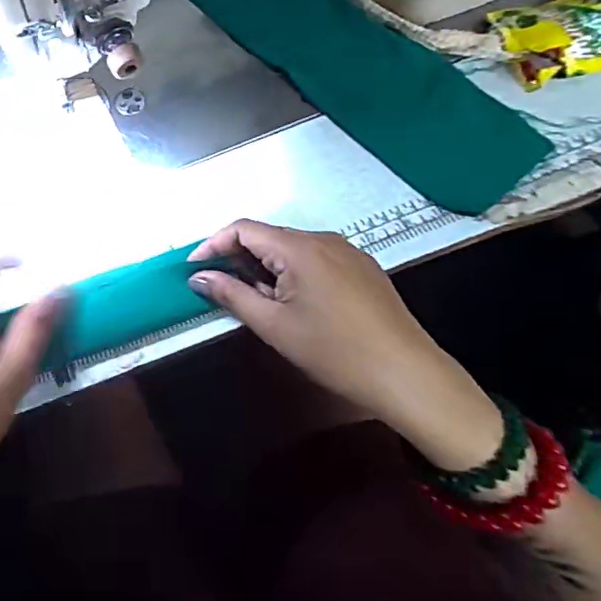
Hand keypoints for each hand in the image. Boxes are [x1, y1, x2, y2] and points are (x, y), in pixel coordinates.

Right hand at [188, 220, 502, 471]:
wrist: (405, 372)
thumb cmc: (334, 351)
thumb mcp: (274, 326)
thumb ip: (233, 295)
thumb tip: (199, 276)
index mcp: (299, 247)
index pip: (244, 228)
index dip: (214, 244)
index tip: (195, 269)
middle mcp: (324, 238)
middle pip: (269, 236)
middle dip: (240, 258)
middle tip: (224, 291)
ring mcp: (348, 251)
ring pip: (293, 248)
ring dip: (267, 267)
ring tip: (261, 303)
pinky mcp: (363, 267)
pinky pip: (317, 258)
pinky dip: (294, 272)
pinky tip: (296, 304)